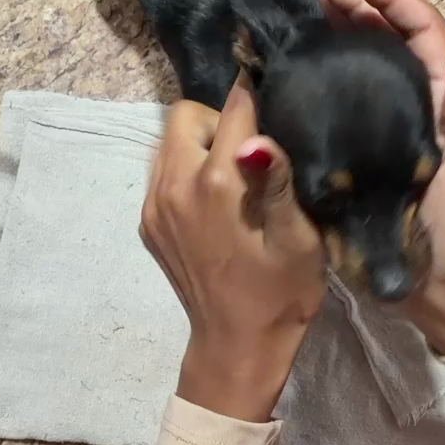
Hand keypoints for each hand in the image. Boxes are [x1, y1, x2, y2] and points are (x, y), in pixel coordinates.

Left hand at [141, 81, 327, 420]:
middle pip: (187, 115)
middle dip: (221, 120)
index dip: (259, 99)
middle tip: (252, 152)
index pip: (234, 107)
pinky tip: (212, 200)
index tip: (278, 104)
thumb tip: (257, 137)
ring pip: (168, 141)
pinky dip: (185, 170)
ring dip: (199, 143)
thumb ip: (278, 180)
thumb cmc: (281, 292)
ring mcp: (154, 205)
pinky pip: (161, 171)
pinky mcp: (147, 223)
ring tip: (232, 175)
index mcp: (216, 182)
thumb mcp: (297, 238)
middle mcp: (174, 185)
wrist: (238, 345)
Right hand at [313, 0, 444, 353]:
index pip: (420, 28)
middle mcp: (415, 101)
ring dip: (334, 28)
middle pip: (386, 36)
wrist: (434, 289)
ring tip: (299, 5)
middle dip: (353, 0)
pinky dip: (318, 73)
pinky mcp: (355, 150)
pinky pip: (337, 100)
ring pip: (360, 62)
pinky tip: (292, 61)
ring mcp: (382, 125)